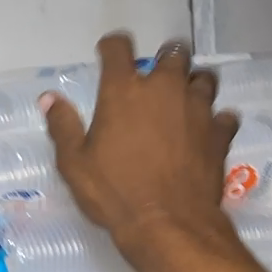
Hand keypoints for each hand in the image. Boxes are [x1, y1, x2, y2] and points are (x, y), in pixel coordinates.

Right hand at [43, 33, 243, 265]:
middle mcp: (164, 88)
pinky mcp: (219, 132)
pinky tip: (205, 133)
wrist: (166, 223)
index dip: (111, 47)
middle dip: (163, 61)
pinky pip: (223, 116)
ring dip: (192, 86)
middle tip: (153, 82)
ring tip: (181, 104)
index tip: (107, 55)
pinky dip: (214, 121)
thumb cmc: (113, 193)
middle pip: (173, 53)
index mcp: (124, 91)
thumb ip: (63, 127)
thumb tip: (49, 98)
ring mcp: (197, 108)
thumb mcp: (74, 165)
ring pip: (202, 79)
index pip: (118, 48)